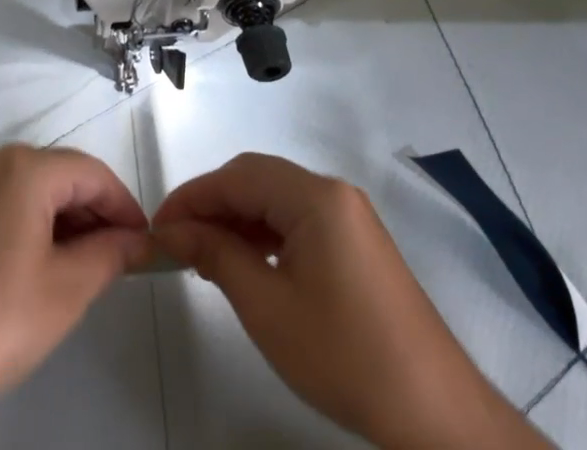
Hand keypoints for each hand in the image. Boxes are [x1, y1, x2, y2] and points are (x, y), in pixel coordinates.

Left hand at [0, 145, 150, 449]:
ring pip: (21, 190)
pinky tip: (24, 269)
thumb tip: (135, 239)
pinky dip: (20, 226)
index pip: (91, 173)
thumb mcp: (66, 290)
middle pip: (54, 175)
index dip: (124, 206)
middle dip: (91, 213)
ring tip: (74, 269)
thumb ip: (110, 254)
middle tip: (114, 260)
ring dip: (56, 220)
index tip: (144, 244)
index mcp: (20, 169)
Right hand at [152, 153, 548, 449]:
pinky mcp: (357, 245)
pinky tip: (243, 264)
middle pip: (257, 180)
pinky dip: (264, 235)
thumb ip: (214, 254)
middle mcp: (336, 195)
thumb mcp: (265, 304)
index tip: (155, 230)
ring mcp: (351, 219)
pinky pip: (298, 222)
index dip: (190, 198)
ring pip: (277, 200)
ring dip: (236, 220)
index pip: (236, 177)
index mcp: (316, 198)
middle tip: (175, 242)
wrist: (430, 408)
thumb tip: (171, 230)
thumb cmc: (341, 353)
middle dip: (211, 205)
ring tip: (201, 257)